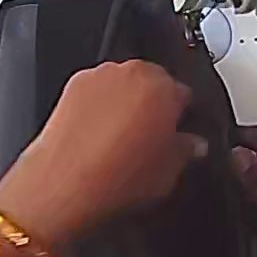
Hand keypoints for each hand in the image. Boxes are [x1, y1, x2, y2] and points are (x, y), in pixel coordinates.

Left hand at [0, 60, 204, 245]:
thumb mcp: (168, 173)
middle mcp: (134, 73)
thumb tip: (191, 145)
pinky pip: (96, 88)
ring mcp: (102, 75)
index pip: (183, 93)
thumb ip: (185, 150)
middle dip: (153, 103)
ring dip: (125, 99)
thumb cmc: (116, 177)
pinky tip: (96, 132)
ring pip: (123, 82)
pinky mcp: (74, 83)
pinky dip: (98, 103)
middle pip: (153, 81)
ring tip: (119, 136)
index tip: (177, 130)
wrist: (65, 182)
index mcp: (165, 89)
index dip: (181, 114)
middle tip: (149, 135)